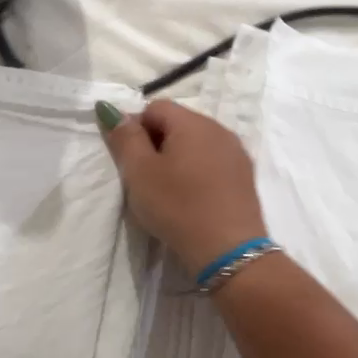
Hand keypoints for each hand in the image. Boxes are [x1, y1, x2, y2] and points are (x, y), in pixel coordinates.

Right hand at [99, 99, 268, 274]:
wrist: (227, 250)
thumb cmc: (177, 207)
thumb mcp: (139, 172)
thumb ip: (125, 138)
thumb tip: (112, 110)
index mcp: (193, 123)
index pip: (155, 107)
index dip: (135, 128)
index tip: (129, 160)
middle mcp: (219, 129)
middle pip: (177, 123)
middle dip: (156, 143)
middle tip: (144, 178)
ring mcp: (236, 153)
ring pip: (195, 144)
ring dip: (177, 159)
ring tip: (168, 191)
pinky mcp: (244, 177)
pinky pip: (212, 162)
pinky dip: (197, 172)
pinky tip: (191, 198)